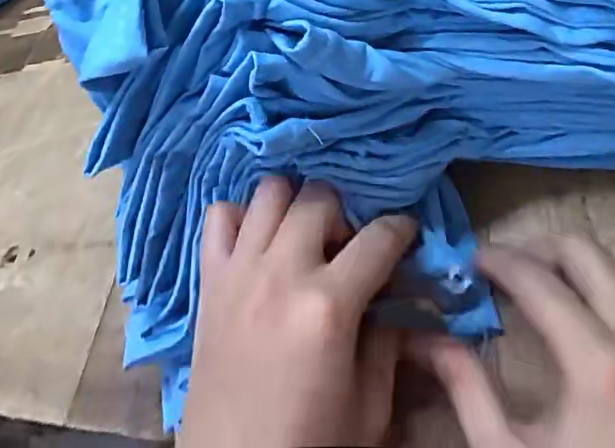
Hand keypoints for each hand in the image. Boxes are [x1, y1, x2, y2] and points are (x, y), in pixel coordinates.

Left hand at [180, 175, 418, 447]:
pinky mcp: (208, 276)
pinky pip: (219, 214)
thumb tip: (392, 294)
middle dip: (344, 213)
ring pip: (270, 191)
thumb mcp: (369, 406)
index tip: (406, 231)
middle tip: (348, 246)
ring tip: (303, 238)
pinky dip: (241, 218)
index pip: (378, 240)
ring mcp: (240, 268)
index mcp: (328, 306)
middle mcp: (282, 271)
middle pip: (320, 197)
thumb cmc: (310, 443)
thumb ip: (385, 341)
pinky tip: (257, 244)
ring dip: (295, 205)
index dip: (400, 229)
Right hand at [410, 235, 614, 447]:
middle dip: (538, 249)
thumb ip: (467, 390)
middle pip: (585, 251)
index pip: (535, 278)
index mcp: (597, 365)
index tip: (472, 261)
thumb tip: (427, 338)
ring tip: (564, 283)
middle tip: (512, 270)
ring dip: (592, 260)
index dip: (496, 259)